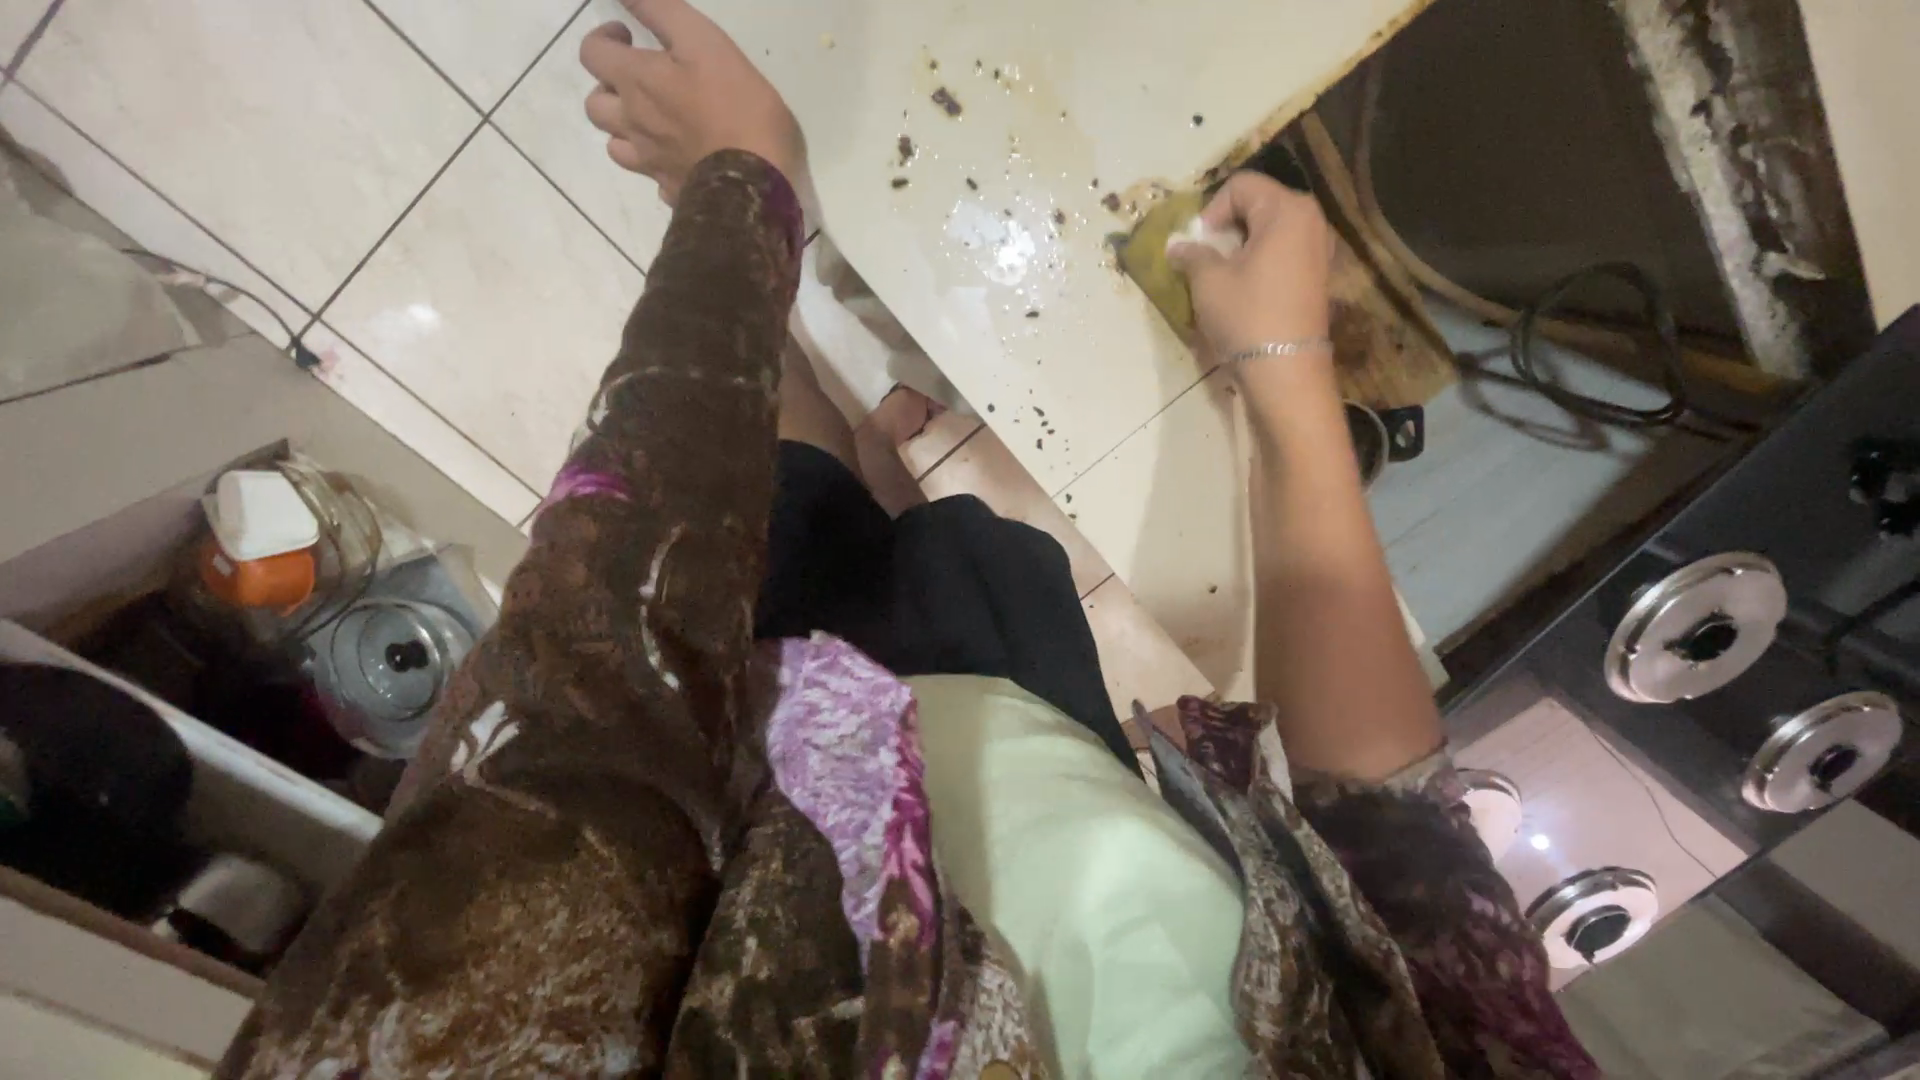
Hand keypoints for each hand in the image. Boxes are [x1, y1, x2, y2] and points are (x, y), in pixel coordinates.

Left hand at [580, 0, 803, 203]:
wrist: (755, 184)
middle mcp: (634, 124)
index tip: (630, 38)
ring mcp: (652, 164)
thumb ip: (659, 9)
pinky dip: (659, 169)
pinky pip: (654, 181)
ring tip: (652, 126)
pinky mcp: (674, 192)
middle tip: (637, 85)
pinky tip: (678, 164)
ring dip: (625, 132)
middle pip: (595, 106)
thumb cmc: (737, 107)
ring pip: (616, 147)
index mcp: (636, 82)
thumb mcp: (705, 40)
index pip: (591, 53)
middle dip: (609, 88)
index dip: (603, 39)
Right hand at [1167, 172, 1334, 358]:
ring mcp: (1319, 249)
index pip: (1241, 186)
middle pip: (1259, 204)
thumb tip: (1178, 246)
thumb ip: (1192, 255)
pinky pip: (1284, 253)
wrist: (1284, 370)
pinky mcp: (1318, 276)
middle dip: (1228, 227)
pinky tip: (1246, 290)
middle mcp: (1310, 220)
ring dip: (1243, 246)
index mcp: (1286, 209)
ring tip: (1224, 276)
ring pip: (1271, 231)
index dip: (1212, 210)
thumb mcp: (1208, 282)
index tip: (1198, 244)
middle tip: (1207, 258)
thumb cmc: (1246, 316)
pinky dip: (1261, 262)